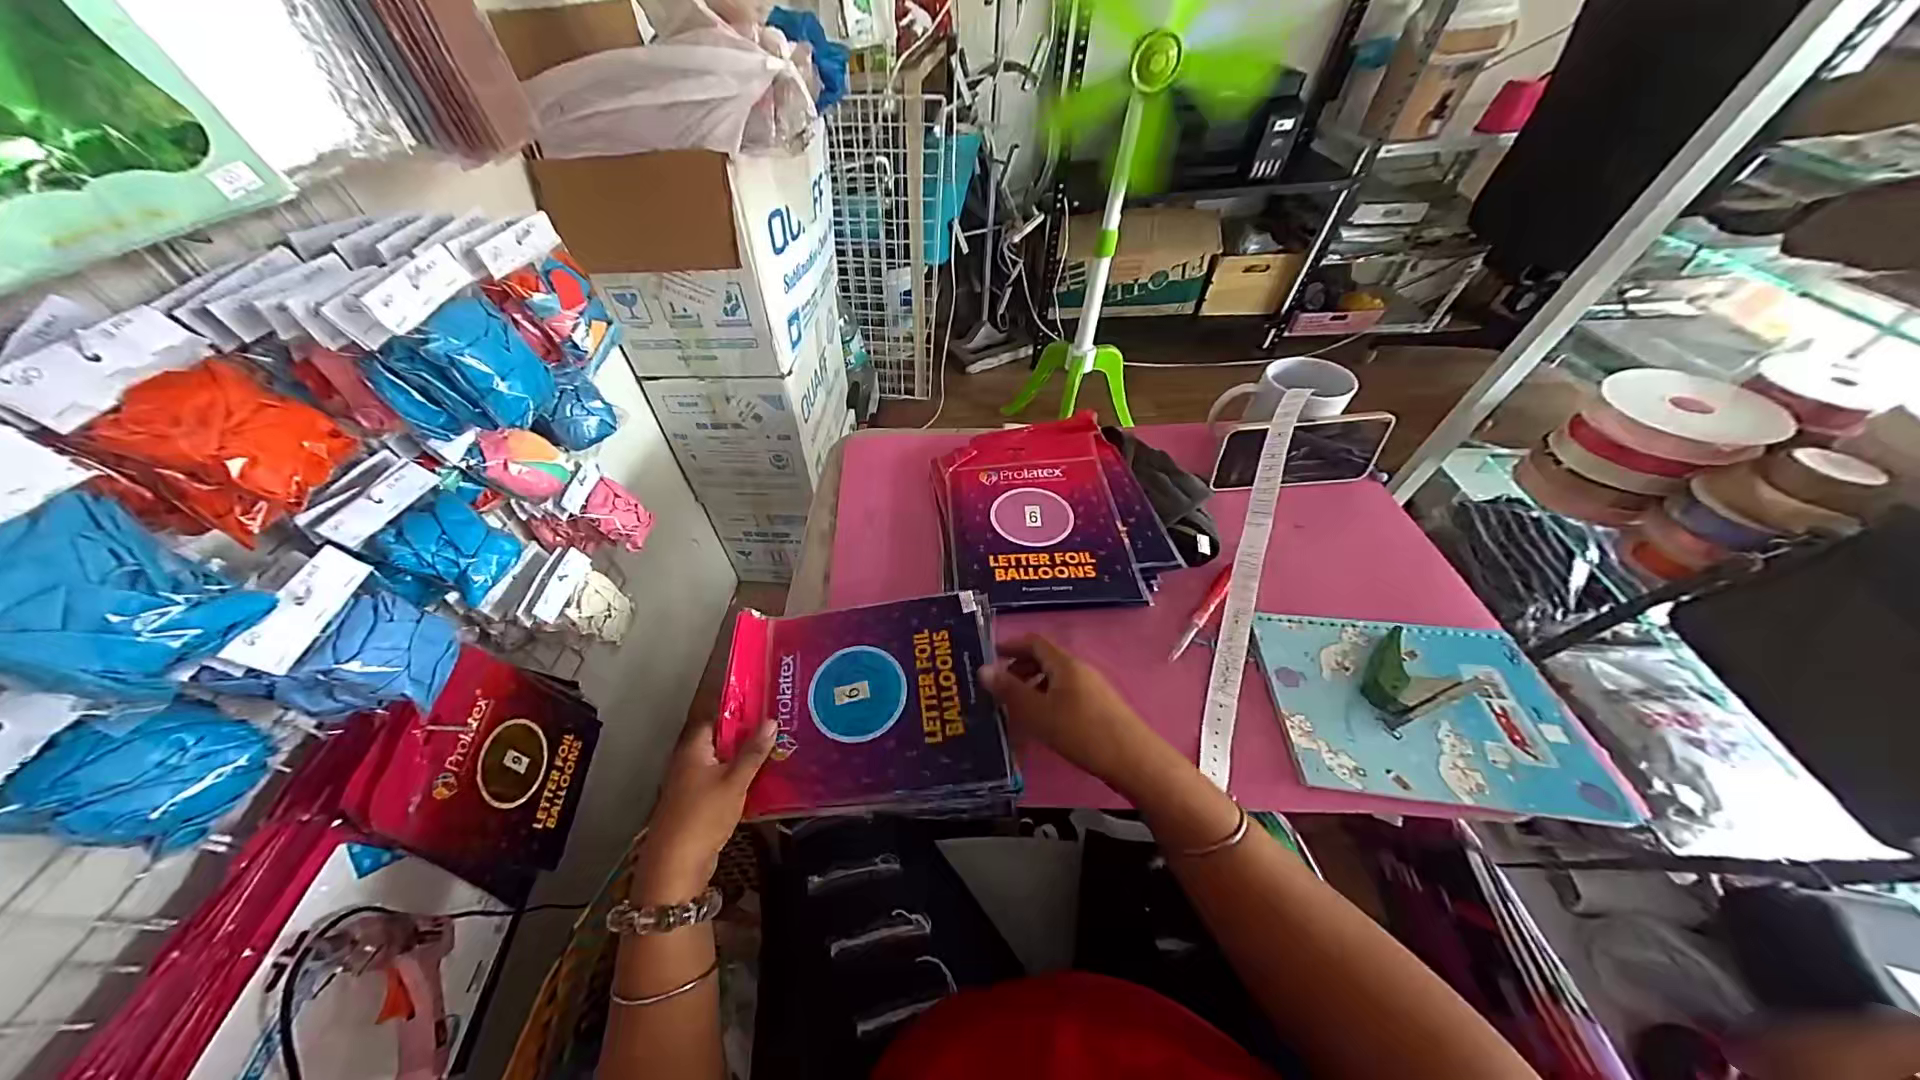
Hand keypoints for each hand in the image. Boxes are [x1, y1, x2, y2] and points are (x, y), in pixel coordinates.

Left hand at [632, 715, 774, 903]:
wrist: (677, 866)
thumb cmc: (703, 816)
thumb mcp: (734, 781)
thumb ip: (753, 752)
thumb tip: (771, 721)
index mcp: (693, 748)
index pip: (716, 716)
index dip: (739, 706)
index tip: (765, 698)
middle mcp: (690, 761)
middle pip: (721, 738)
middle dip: (748, 732)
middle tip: (779, 721)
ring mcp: (693, 783)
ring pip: (724, 761)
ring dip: (747, 756)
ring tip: (779, 745)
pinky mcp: (700, 803)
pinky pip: (724, 780)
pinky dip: (742, 776)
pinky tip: (765, 777)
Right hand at [977, 634, 1174, 795]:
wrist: (1133, 760)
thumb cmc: (1081, 732)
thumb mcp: (1038, 713)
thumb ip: (1009, 691)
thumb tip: (983, 669)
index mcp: (1064, 664)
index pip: (1034, 642)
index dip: (1011, 645)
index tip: (991, 656)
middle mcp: (1079, 669)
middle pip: (1045, 659)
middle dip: (1019, 668)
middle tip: (999, 687)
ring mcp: (1092, 688)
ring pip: (1055, 678)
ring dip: (1033, 686)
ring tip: (1016, 708)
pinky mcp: (1099, 707)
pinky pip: (1066, 693)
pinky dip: (1047, 699)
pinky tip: (1042, 723)